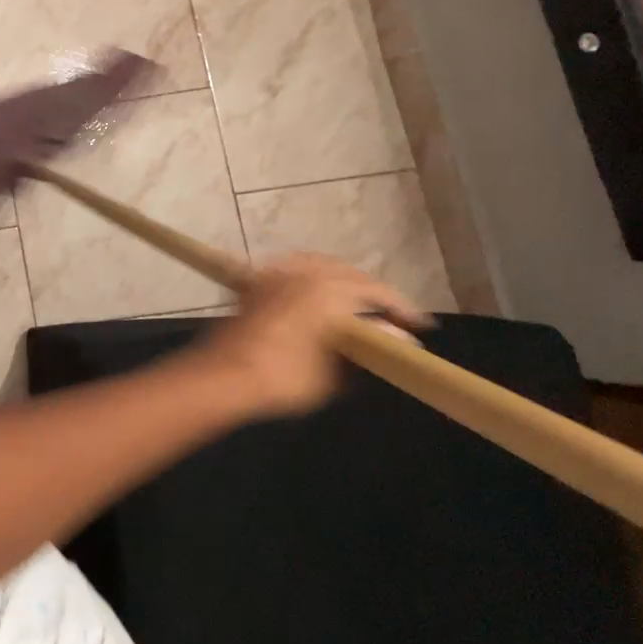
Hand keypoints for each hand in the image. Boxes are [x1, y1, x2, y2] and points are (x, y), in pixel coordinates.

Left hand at [195, 254, 429, 417]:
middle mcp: (301, 273)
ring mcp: (273, 275)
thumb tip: (393, 335)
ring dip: (338, 280)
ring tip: (354, 304)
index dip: (401, 306)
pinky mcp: (252, 284)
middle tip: (386, 315)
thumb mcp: (335, 371)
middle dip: (369, 292)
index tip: (418, 323)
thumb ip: (365, 348)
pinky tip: (312, 294)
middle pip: (346, 273)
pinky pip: (288, 272)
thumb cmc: (284, 377)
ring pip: (316, 266)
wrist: (224, 375)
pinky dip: (307, 279)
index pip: (375, 289)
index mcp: (329, 290)